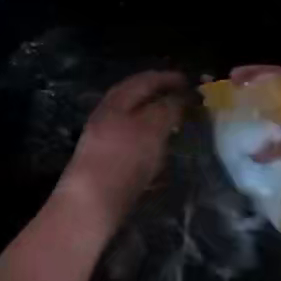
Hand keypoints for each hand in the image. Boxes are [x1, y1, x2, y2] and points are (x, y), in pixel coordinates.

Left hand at [54, 70, 186, 227]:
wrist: (91, 200)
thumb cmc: (122, 162)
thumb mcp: (150, 131)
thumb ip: (165, 110)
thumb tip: (179, 98)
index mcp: (115, 104)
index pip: (143, 82)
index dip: (167, 79)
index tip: (189, 82)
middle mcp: (106, 114)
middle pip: (133, 93)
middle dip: (157, 88)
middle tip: (183, 92)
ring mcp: (102, 134)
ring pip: (130, 112)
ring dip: (151, 106)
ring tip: (174, 111)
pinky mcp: (104, 156)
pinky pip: (129, 131)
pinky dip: (145, 126)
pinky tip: (157, 136)